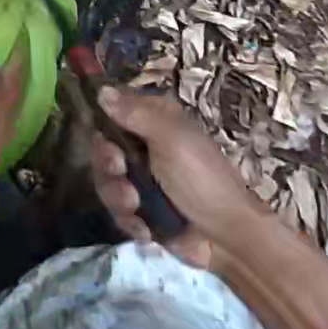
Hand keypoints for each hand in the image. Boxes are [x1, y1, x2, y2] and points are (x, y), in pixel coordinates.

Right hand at [90, 88, 265, 267]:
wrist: (226, 237)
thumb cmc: (201, 178)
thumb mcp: (170, 138)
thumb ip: (134, 113)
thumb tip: (101, 91)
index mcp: (155, 120)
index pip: (113, 111)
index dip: (103, 126)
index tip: (107, 141)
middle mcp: (144, 145)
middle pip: (103, 148)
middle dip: (108, 166)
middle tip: (121, 173)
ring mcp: (142, 179)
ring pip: (106, 180)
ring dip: (118, 196)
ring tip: (136, 207)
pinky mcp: (141, 210)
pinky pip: (116, 210)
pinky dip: (128, 220)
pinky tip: (145, 229)